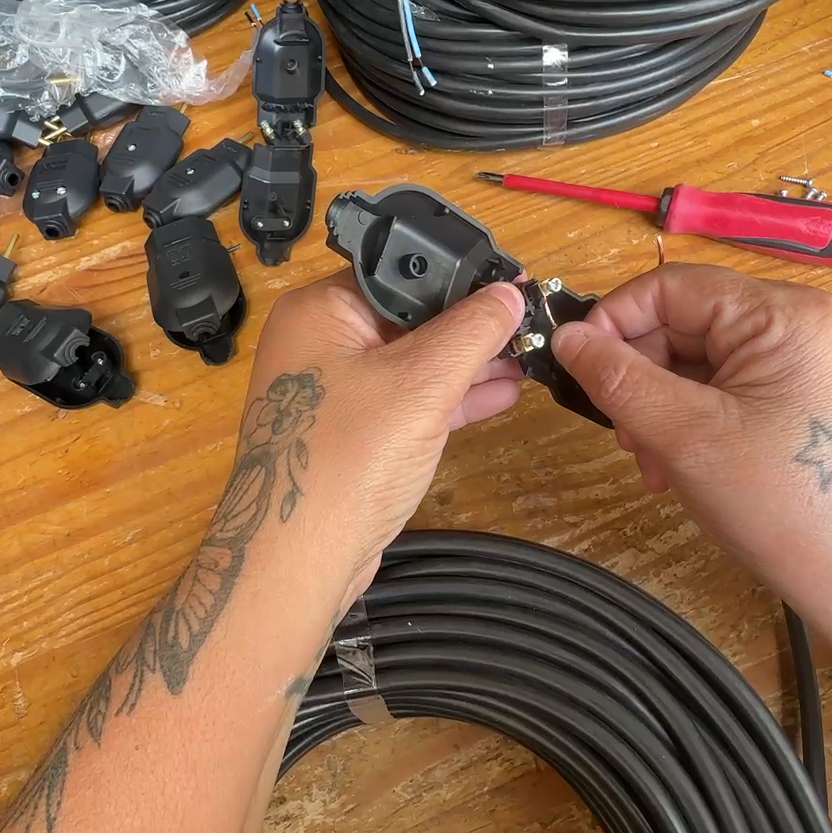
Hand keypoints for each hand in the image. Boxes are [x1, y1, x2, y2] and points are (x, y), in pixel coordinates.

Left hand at [237, 272, 526, 605]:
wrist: (303, 557)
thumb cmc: (350, 457)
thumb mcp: (421, 382)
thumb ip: (470, 331)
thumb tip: (509, 292)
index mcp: (320, 311)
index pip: (398, 275)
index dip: (458, 277)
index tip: (511, 284)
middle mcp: (321, 344)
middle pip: (409, 319)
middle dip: (470, 327)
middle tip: (528, 324)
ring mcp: (336, 392)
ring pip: (413, 363)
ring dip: (468, 364)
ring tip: (526, 358)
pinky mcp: (353, 432)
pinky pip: (408, 401)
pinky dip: (451, 398)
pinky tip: (500, 393)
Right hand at [552, 263, 831, 637]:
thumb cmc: (773, 501)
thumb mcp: (681, 433)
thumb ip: (616, 377)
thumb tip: (564, 336)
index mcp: (785, 315)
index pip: (672, 286)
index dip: (615, 320)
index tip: (580, 366)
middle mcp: (800, 319)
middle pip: (682, 322)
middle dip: (640, 377)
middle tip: (622, 433)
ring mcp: (801, 354)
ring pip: (694, 356)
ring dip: (656, 404)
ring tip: (650, 460)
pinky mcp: (796, 386)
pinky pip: (718, 381)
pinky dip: (685, 415)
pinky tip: (673, 459)